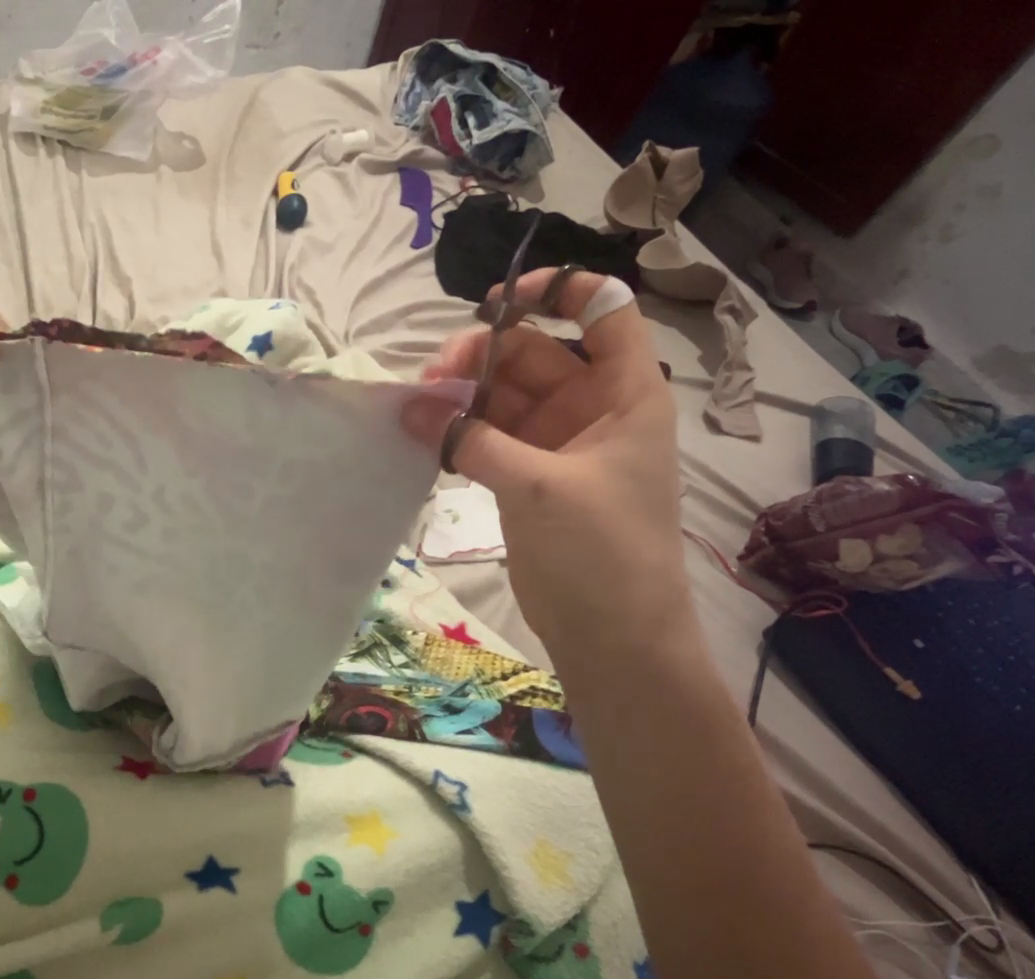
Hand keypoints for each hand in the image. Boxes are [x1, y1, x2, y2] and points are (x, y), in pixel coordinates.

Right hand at [401, 267, 689, 663]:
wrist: (612, 631)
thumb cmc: (602, 549)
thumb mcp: (541, 486)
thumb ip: (473, 441)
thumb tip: (410, 405)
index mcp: (624, 393)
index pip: (604, 310)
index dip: (558, 291)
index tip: (498, 302)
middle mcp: (590, 408)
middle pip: (534, 353)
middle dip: (483, 355)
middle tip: (432, 377)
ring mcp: (554, 443)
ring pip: (502, 394)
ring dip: (462, 394)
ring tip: (418, 407)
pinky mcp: (525, 476)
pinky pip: (485, 435)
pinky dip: (456, 430)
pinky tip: (424, 434)